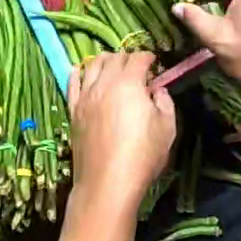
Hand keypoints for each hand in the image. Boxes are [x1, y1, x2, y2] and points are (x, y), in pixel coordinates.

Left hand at [66, 52, 175, 211]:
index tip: (154, 63)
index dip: (148, 57)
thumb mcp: (168, 128)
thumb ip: (165, 102)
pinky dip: (78, 72)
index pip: (138, 58)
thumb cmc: (143, 155)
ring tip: (112, 64)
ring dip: (105, 60)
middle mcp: (104, 83)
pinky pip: (72, 83)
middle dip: (128, 57)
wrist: (107, 182)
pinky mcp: (73, 111)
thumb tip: (157, 91)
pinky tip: (80, 69)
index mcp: (130, 84)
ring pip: (92, 65)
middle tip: (137, 67)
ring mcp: (85, 96)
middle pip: (115, 58)